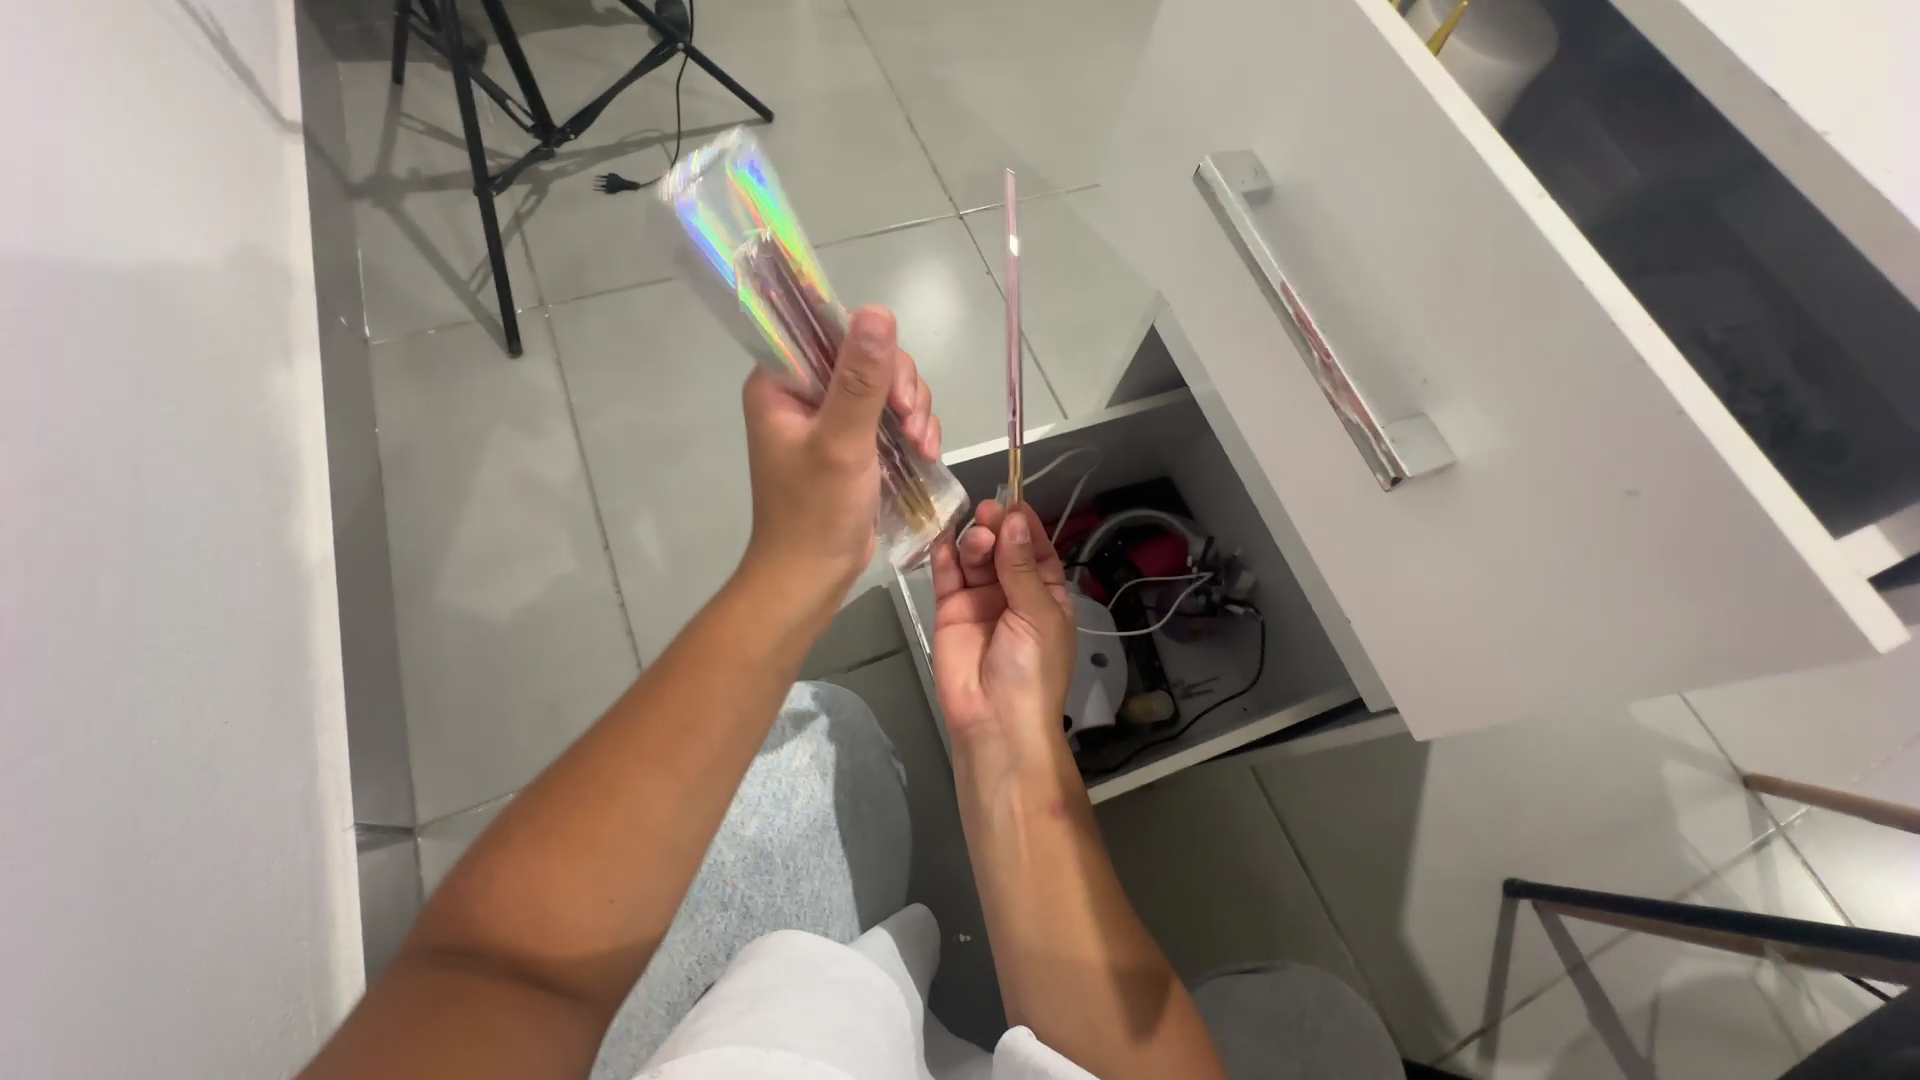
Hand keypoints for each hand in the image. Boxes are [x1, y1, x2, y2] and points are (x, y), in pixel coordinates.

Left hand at [740, 306, 938, 611]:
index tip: (895, 391)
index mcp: (780, 384)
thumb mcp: (841, 442)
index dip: (870, 350)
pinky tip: (927, 452)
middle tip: (913, 425)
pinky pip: (892, 417)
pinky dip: (913, 430)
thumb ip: (861, 379)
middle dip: (901, 389)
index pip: (828, 334)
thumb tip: (878, 311)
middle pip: (866, 359)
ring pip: (886, 388)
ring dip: (914, 411)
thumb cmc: (815, 512)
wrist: (813, 576)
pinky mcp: (854, 444)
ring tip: (922, 446)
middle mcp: (804, 395)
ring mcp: (831, 420)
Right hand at [930, 499, 1076, 754]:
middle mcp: (1013, 593)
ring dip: (975, 541)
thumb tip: (1015, 521)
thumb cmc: (1032, 669)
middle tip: (989, 514)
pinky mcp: (949, 610)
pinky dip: (945, 554)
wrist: (996, 721)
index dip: (1026, 526)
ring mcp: (980, 600)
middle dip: (998, 529)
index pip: (1037, 549)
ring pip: (976, 557)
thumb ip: (1022, 566)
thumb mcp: (1038, 614)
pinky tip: (945, 537)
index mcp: (1046, 595)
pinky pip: (948, 575)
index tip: (1013, 501)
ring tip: (978, 540)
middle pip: (1004, 548)